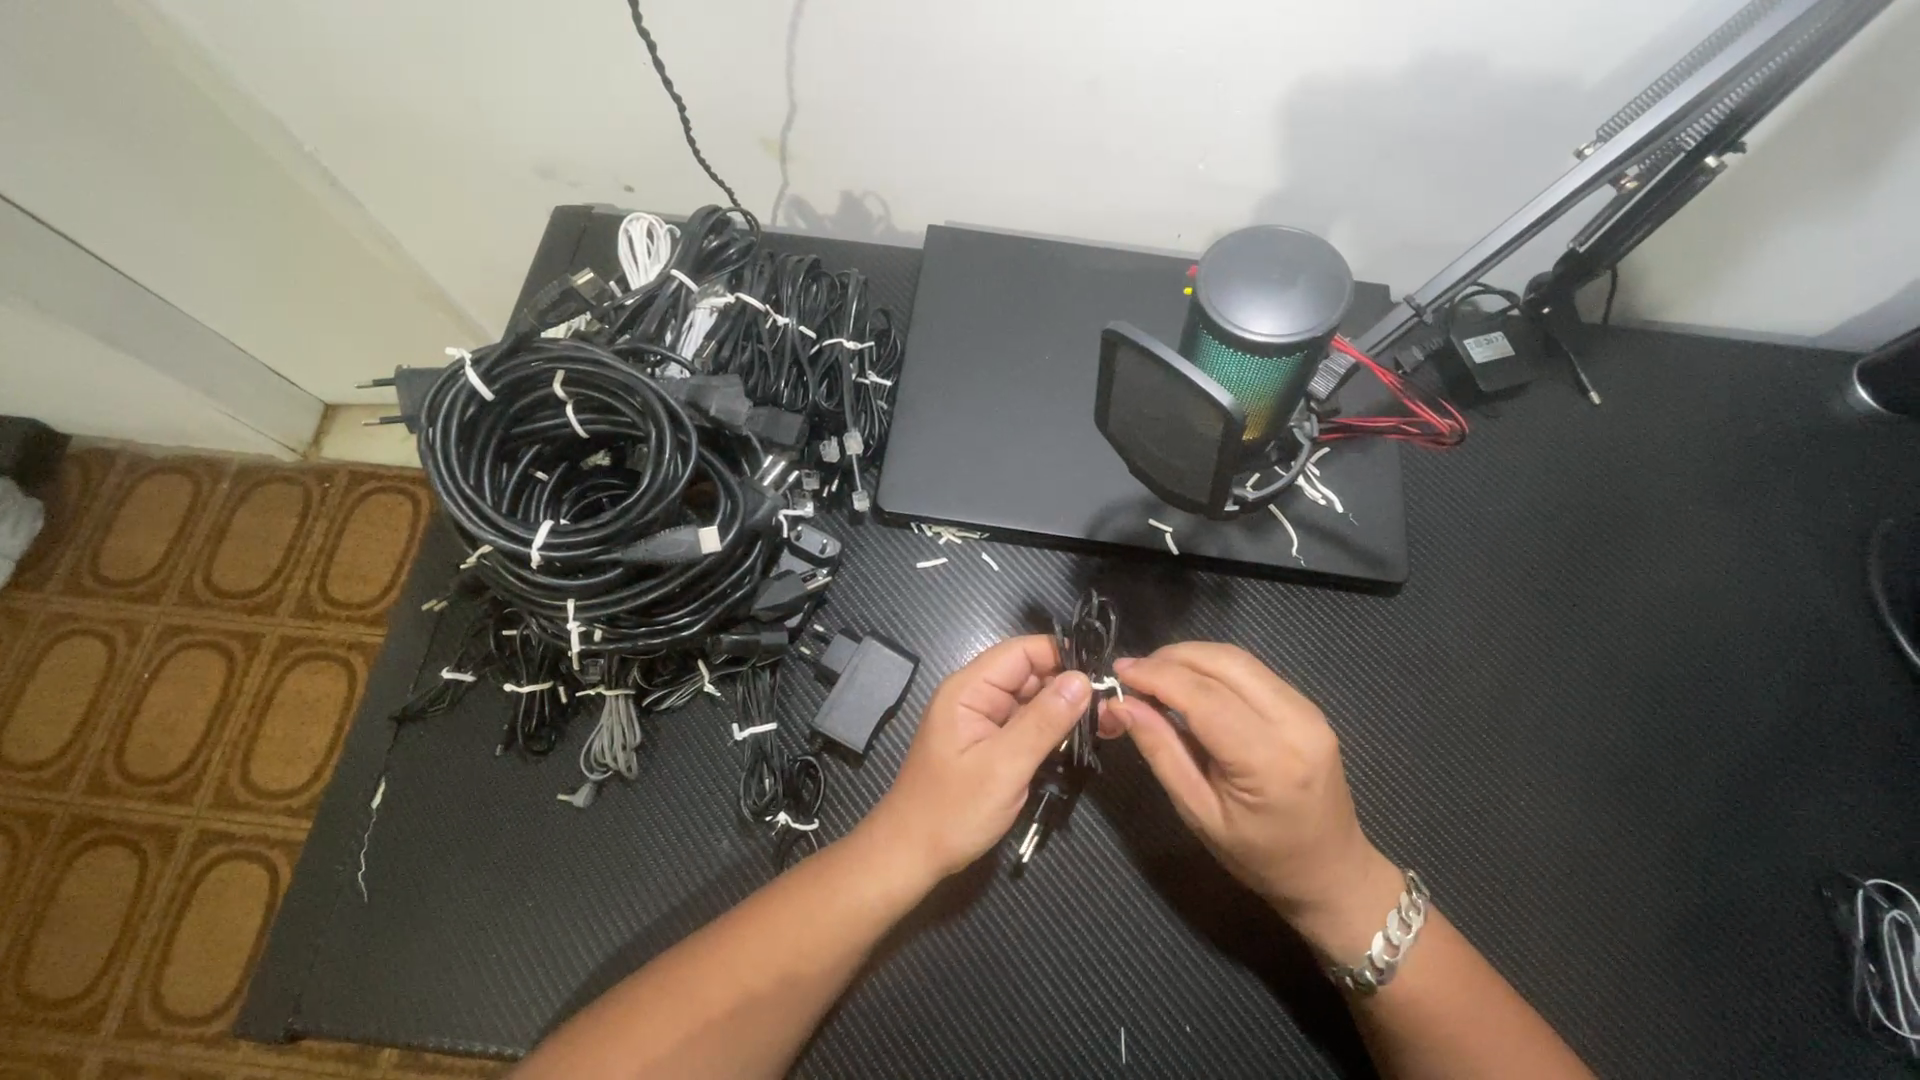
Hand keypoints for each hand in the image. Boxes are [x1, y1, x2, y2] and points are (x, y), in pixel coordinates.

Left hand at [861, 635, 1090, 883]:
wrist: (911, 855)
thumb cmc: (952, 811)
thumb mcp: (1004, 766)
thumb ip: (1044, 721)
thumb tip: (1082, 679)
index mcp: (969, 689)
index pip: (1022, 651)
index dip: (1062, 656)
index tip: (1103, 676)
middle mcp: (975, 696)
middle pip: (1030, 673)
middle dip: (1069, 686)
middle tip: (1113, 708)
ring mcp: (982, 721)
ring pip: (1032, 701)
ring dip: (1064, 711)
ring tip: (1107, 725)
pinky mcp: (990, 745)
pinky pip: (1026, 726)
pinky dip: (1052, 731)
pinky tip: (1080, 742)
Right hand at [1099, 643, 1401, 955]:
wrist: (1331, 871)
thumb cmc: (1259, 857)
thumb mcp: (1198, 813)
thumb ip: (1161, 751)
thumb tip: (1120, 705)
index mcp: (1269, 760)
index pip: (1203, 696)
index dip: (1156, 676)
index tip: (1116, 672)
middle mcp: (1295, 723)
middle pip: (1224, 663)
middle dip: (1170, 658)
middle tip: (1131, 675)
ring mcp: (1308, 710)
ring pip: (1238, 660)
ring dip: (1190, 659)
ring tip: (1152, 678)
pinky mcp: (1308, 707)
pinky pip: (1252, 672)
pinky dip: (1212, 669)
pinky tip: (1187, 685)